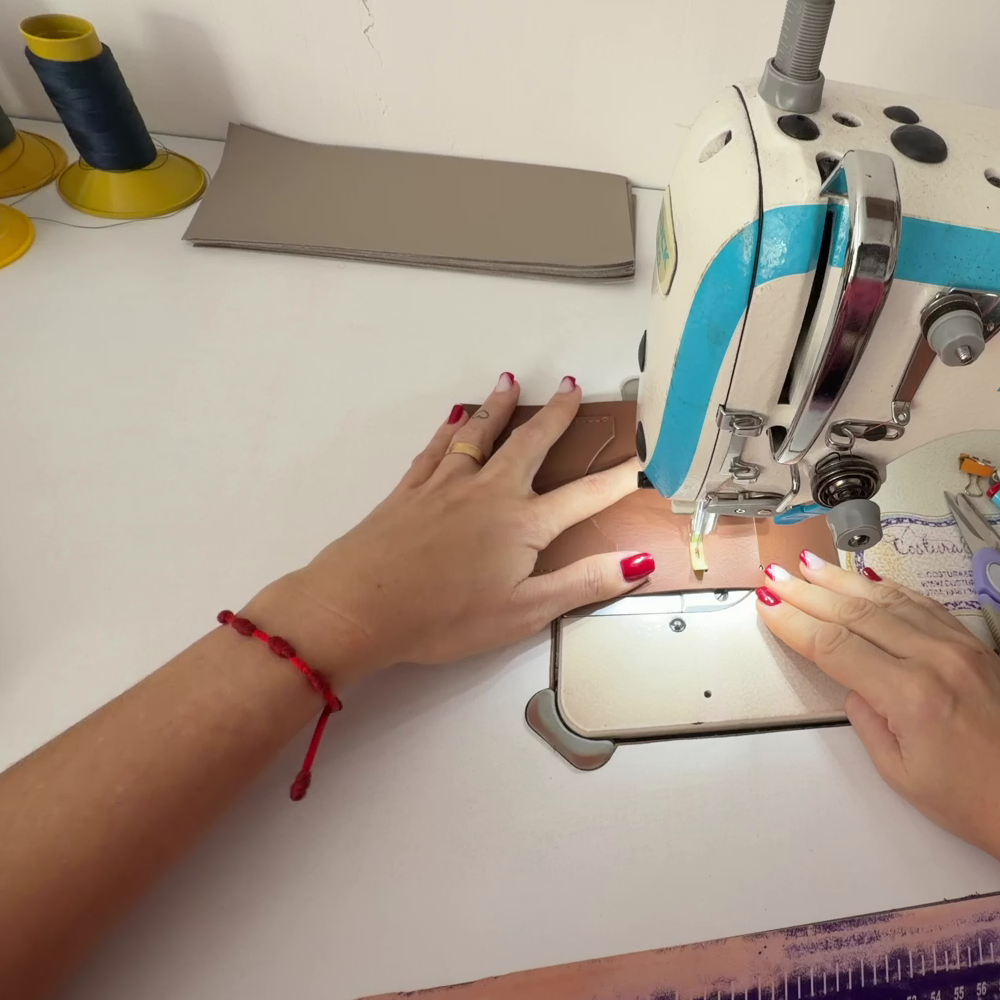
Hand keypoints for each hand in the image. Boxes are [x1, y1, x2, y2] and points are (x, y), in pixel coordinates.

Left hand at [244, 374, 652, 686]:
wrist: (354, 609)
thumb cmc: (444, 618)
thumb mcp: (526, 611)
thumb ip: (585, 583)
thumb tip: (639, 561)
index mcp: (524, 523)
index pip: (587, 495)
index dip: (621, 478)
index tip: (645, 459)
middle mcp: (491, 492)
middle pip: (531, 444)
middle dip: (556, 415)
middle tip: (571, 387)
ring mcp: (446, 487)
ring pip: (480, 436)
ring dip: (499, 407)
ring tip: (510, 381)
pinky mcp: (409, 492)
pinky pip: (435, 450)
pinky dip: (449, 430)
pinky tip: (455, 417)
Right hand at [754, 556, 999, 884]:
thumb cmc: (970, 803)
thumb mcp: (900, 773)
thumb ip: (866, 718)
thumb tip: (850, 680)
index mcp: (910, 695)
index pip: (836, 646)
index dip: (796, 623)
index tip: (769, 603)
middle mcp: (934, 658)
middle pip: (858, 613)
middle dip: (811, 592)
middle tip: (778, 573)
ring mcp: (959, 645)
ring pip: (890, 600)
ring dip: (845, 581)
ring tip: (812, 565)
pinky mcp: (976, 644)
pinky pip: (925, 605)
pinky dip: (891, 588)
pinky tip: (868, 579)